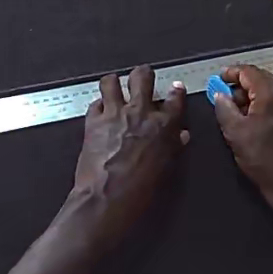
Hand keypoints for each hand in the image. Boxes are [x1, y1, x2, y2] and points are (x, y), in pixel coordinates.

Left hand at [63, 65, 188, 247]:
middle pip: (142, 76)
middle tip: (142, 77)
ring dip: (114, 83)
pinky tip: (100, 112)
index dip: (176, 91)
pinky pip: (94, 103)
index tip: (176, 88)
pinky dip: (98, 105)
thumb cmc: (138, 190)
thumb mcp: (164, 169)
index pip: (175, 98)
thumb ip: (172, 146)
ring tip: (114, 88)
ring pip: (112, 81)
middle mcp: (140, 113)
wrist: (107, 198)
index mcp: (163, 125)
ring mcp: (115, 114)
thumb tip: (178, 137)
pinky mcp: (93, 120)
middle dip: (143, 75)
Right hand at [211, 65, 272, 207]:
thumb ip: (223, 107)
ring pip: (269, 89)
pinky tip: (252, 117)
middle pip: (260, 78)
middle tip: (224, 95)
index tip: (219, 78)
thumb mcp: (234, 131)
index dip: (231, 73)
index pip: (249, 71)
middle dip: (241, 85)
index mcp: (272, 93)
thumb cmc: (262, 158)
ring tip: (236, 109)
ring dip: (252, 94)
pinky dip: (264, 103)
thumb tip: (219, 95)